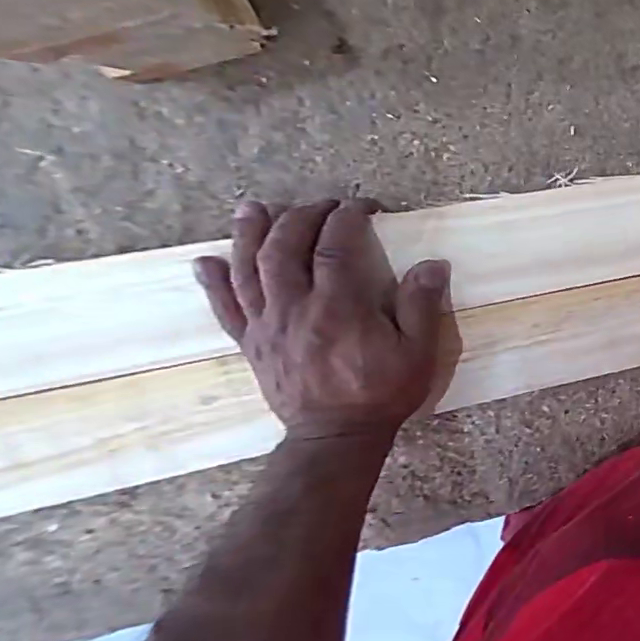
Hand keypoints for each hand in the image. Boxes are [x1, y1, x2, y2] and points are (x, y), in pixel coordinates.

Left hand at [193, 198, 450, 450]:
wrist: (336, 436)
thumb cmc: (384, 392)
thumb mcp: (419, 351)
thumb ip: (422, 305)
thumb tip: (433, 264)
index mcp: (339, 307)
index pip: (336, 247)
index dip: (347, 218)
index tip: (364, 206)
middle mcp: (295, 308)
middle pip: (285, 248)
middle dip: (302, 217)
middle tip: (322, 204)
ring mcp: (267, 325)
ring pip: (249, 269)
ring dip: (250, 234)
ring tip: (253, 208)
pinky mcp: (251, 343)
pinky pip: (225, 307)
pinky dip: (213, 282)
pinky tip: (206, 262)